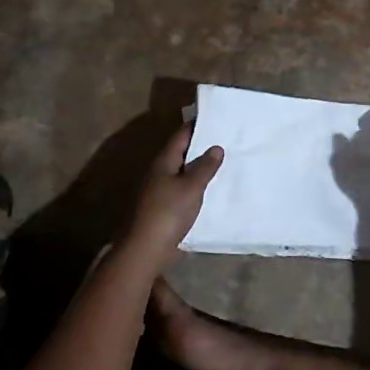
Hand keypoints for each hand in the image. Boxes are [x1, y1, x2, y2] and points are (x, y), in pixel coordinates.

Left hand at [125, 124, 223, 260]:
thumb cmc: (168, 213)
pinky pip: (181, 189)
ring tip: (222, 164)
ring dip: (198, 168)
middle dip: (200, 146)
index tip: (216, 119)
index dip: (197, 126)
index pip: (181, 135)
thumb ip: (204, 167)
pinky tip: (209, 191)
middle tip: (224, 140)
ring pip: (181, 172)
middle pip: (180, 153)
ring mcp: (158, 191)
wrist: (145, 249)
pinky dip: (195, 186)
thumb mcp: (191, 187)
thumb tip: (215, 147)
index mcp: (163, 161)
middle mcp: (158, 172)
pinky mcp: (161, 208)